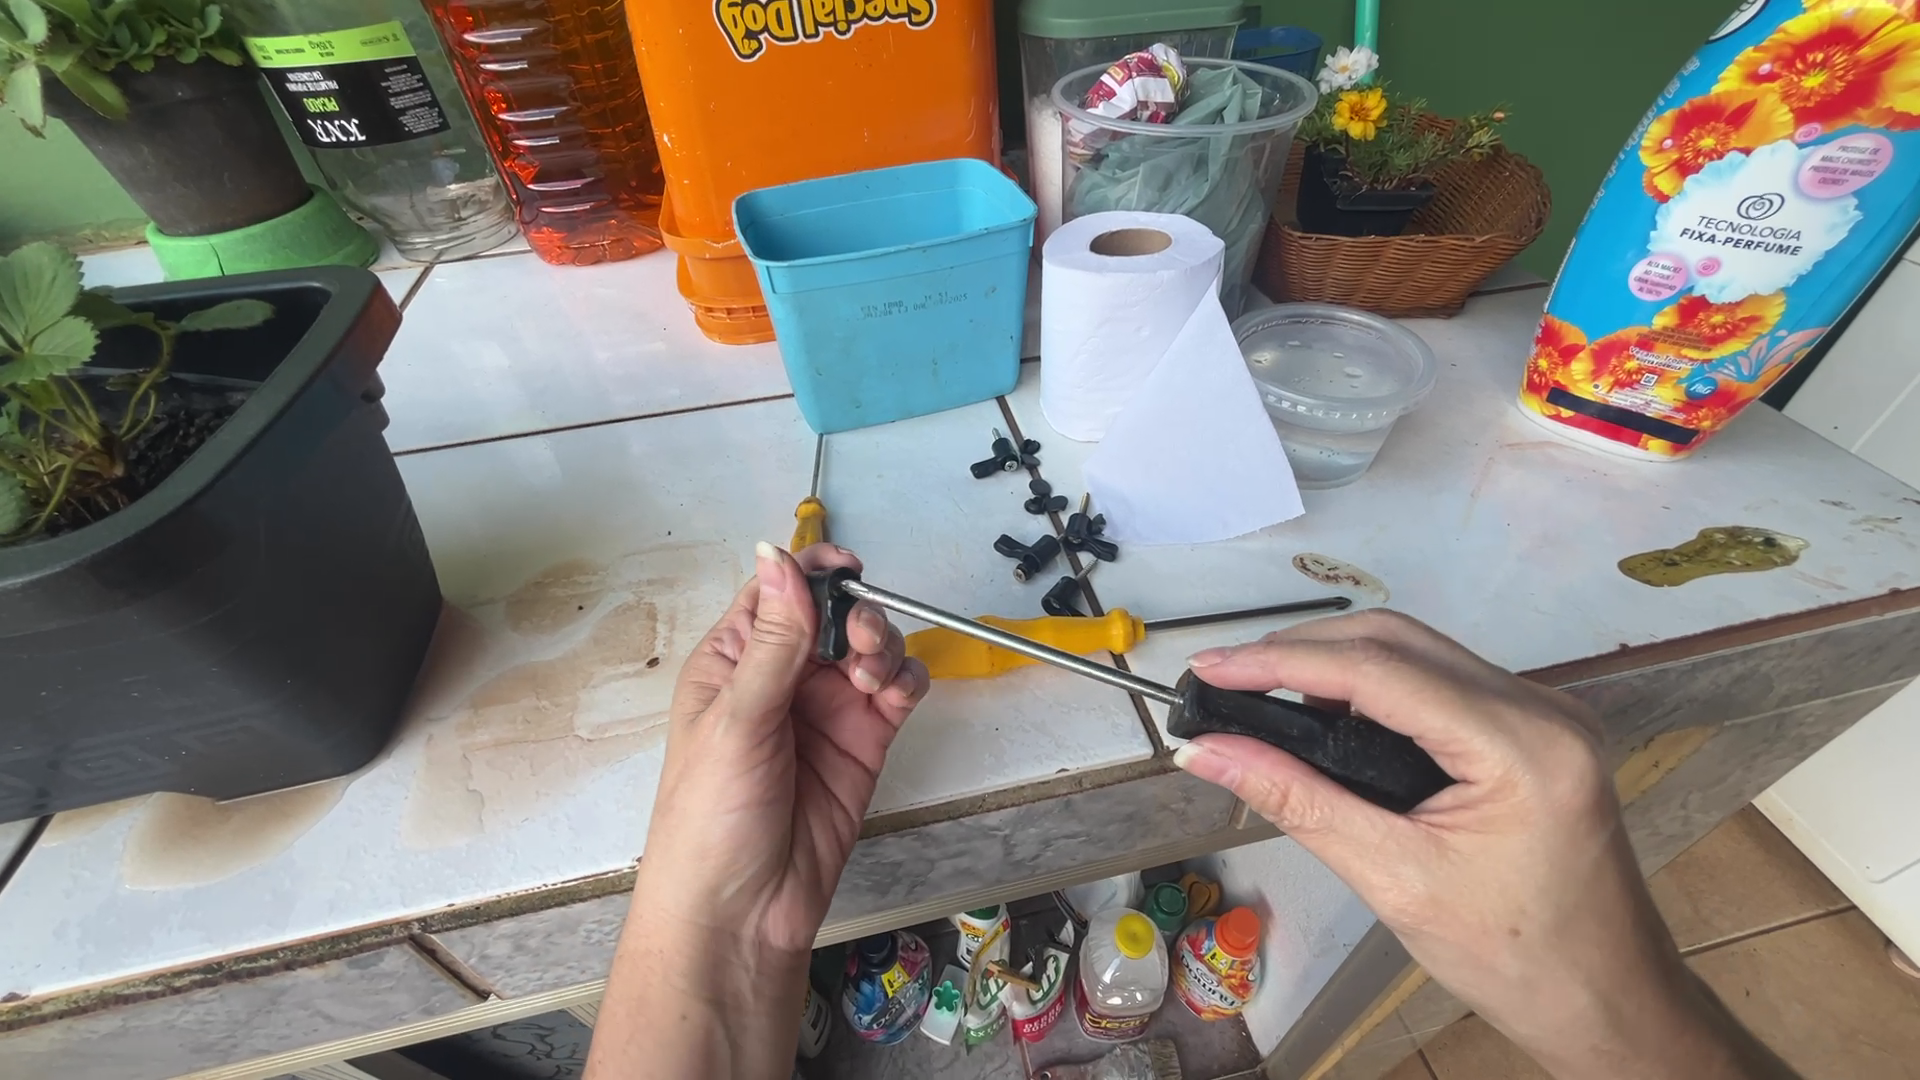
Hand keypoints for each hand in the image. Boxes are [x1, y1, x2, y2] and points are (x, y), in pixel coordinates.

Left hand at [639, 541, 927, 953]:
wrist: (743, 914)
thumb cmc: (713, 815)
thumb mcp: (737, 719)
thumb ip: (773, 638)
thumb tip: (775, 550)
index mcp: (736, 658)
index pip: (779, 591)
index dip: (814, 569)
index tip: (850, 568)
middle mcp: (786, 674)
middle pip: (836, 613)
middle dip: (858, 615)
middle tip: (859, 645)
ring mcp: (829, 706)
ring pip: (873, 646)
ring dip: (884, 647)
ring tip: (870, 682)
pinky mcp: (865, 738)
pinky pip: (898, 689)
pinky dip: (906, 681)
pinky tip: (893, 696)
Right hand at [1172, 610, 1794, 1079]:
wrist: (1613, 1007)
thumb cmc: (1509, 957)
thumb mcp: (1389, 877)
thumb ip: (1293, 799)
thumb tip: (1202, 751)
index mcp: (1521, 745)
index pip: (1377, 672)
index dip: (1280, 662)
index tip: (1207, 667)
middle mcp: (1537, 705)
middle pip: (1393, 639)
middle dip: (1299, 648)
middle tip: (1224, 674)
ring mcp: (1536, 708)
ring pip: (1408, 647)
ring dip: (1326, 656)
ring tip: (1258, 686)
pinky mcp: (1522, 721)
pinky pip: (1426, 673)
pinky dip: (1360, 678)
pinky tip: (1319, 704)